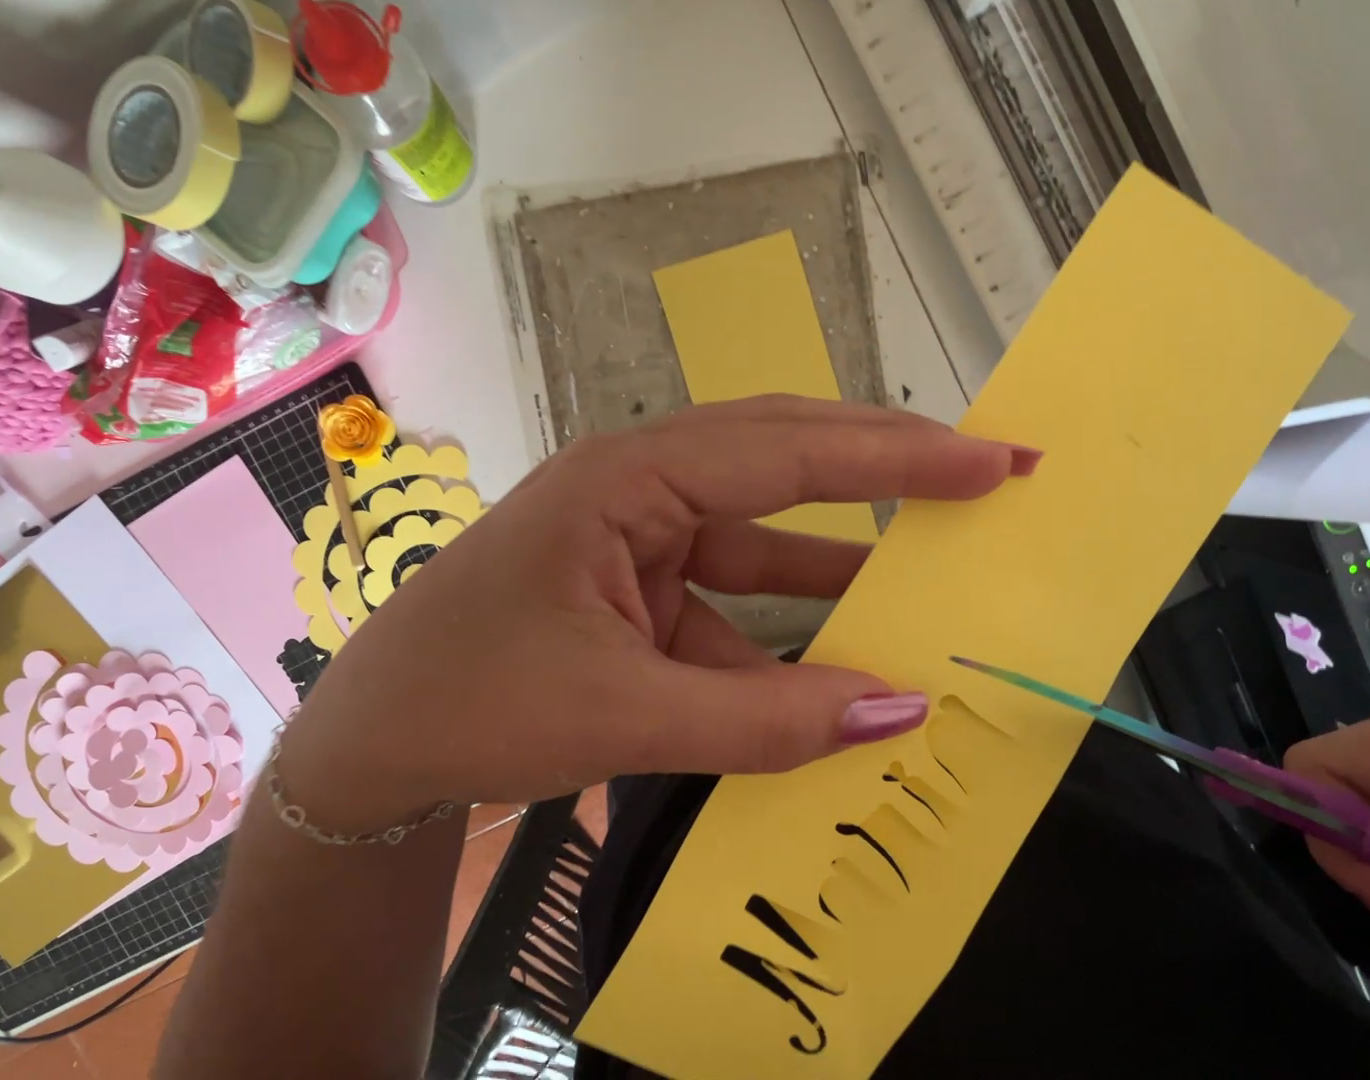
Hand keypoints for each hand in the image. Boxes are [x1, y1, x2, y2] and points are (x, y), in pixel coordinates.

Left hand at [278, 396, 1033, 829]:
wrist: (375, 743)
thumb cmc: (478, 704)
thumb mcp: (626, 715)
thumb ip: (765, 720)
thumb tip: (901, 709)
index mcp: (625, 480)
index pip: (785, 450)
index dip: (899, 455)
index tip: (994, 459)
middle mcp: (634, 488)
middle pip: (777, 459)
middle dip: (881, 467)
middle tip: (984, 471)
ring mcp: (632, 538)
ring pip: (756, 535)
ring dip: (834, 559)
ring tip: (930, 565)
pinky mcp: (629, 589)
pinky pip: (723, 599)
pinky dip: (778, 632)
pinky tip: (831, 664)